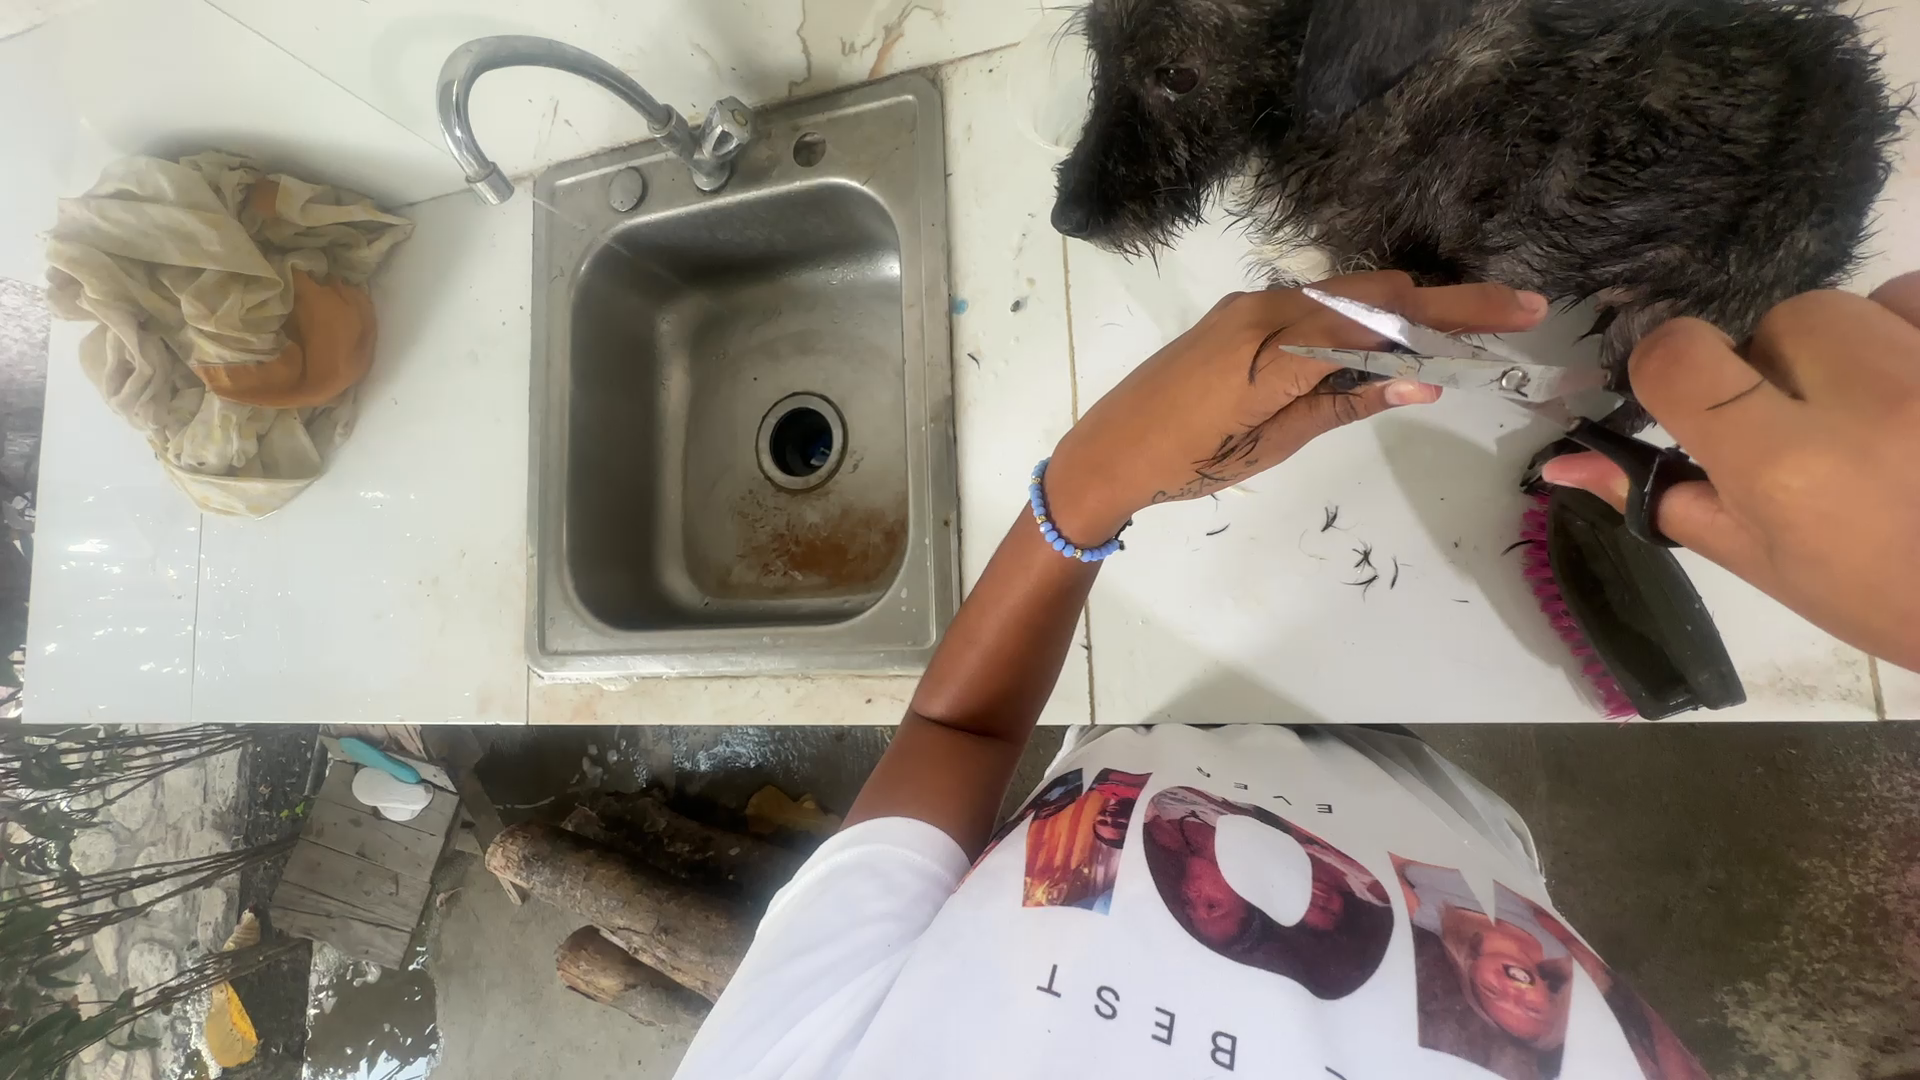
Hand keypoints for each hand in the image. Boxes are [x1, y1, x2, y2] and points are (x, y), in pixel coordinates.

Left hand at [1045, 271, 1550, 541]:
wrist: (1108, 450)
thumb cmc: (1185, 463)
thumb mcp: (1271, 444)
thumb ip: (1343, 404)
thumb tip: (1420, 382)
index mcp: (1276, 352)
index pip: (1384, 323)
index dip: (1456, 317)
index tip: (1521, 312)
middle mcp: (1263, 311)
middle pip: (1369, 294)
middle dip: (1438, 305)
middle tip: (1503, 319)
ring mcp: (1243, 307)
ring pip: (1339, 295)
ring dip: (1395, 309)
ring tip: (1447, 335)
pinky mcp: (1230, 314)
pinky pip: (1305, 305)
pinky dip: (1348, 316)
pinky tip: (1373, 339)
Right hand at [1543, 273, 1919, 670]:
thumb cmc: (1883, 598)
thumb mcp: (1756, 557)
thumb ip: (1655, 496)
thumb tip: (1561, 465)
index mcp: (1782, 464)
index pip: (1678, 357)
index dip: (1667, 364)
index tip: (1684, 394)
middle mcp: (1871, 403)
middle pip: (1783, 317)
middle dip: (1775, 357)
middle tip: (1801, 418)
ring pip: (1872, 298)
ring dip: (1859, 339)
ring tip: (1881, 400)